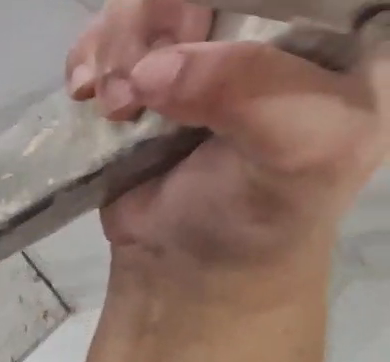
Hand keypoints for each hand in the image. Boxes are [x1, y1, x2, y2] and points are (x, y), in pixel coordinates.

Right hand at [67, 0, 389, 270]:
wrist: (189, 263)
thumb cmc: (269, 208)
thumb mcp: (303, 147)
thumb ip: (254, 92)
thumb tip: (155, 67)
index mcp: (349, 19)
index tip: (198, 34)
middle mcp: (277, 18)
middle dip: (158, 18)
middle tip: (139, 82)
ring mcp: (203, 44)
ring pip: (146, 2)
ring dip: (113, 47)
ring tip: (113, 104)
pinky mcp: (144, 73)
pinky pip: (107, 35)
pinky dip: (86, 58)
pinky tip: (84, 91)